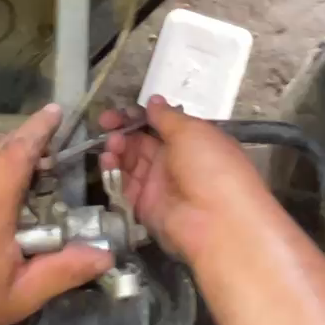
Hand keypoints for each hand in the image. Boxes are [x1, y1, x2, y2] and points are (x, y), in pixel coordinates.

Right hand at [99, 96, 278, 260]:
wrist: (217, 222)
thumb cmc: (211, 167)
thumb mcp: (192, 131)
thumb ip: (167, 117)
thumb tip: (154, 101)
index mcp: (191, 140)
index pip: (160, 124)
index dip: (139, 116)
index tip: (121, 112)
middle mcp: (175, 161)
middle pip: (142, 142)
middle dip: (123, 130)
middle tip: (106, 124)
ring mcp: (160, 184)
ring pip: (131, 162)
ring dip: (117, 149)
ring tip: (112, 145)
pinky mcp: (146, 206)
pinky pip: (125, 187)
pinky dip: (114, 173)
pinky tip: (108, 162)